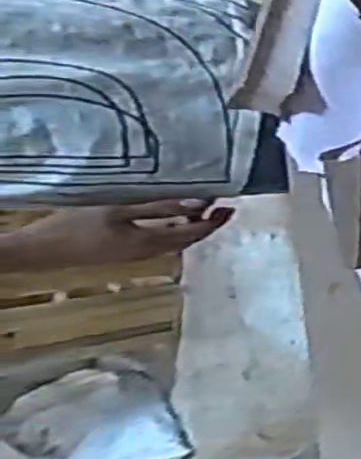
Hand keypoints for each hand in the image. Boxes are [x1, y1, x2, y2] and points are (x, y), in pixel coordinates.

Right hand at [0, 201, 233, 271]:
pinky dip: (174, 232)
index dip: (217, 221)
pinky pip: (160, 244)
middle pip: (191, 239)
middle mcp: (150, 252)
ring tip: (200, 210)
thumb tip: (201, 202)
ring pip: (177, 242)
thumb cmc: (72, 227)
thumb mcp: (118, 211)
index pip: (197, 232)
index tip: (230, 207)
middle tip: (222, 208)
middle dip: (209, 224)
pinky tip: (171, 220)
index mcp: (152, 241)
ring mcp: (136, 255)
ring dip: (192, 228)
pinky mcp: (124, 255)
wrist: (31, 252)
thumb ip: (160, 208)